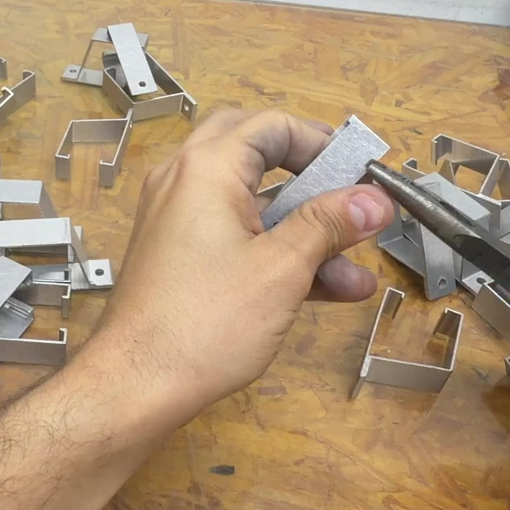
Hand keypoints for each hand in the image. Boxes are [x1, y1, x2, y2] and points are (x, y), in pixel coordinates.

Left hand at [74, 109, 394, 425]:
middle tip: (347, 196)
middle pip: (256, 154)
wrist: (137, 383)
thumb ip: (329, 225)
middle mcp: (183, 181)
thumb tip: (373, 198)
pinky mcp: (178, 253)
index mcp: (205, 167)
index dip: (323, 143)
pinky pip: (233, 234)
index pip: (272, 126)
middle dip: (310, 176)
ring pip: (249, 202)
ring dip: (302, 227)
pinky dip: (273, 249)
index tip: (361, 173)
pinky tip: (325, 286)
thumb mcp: (281, 269)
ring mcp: (176, 217)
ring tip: (354, 265)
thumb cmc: (203, 324)